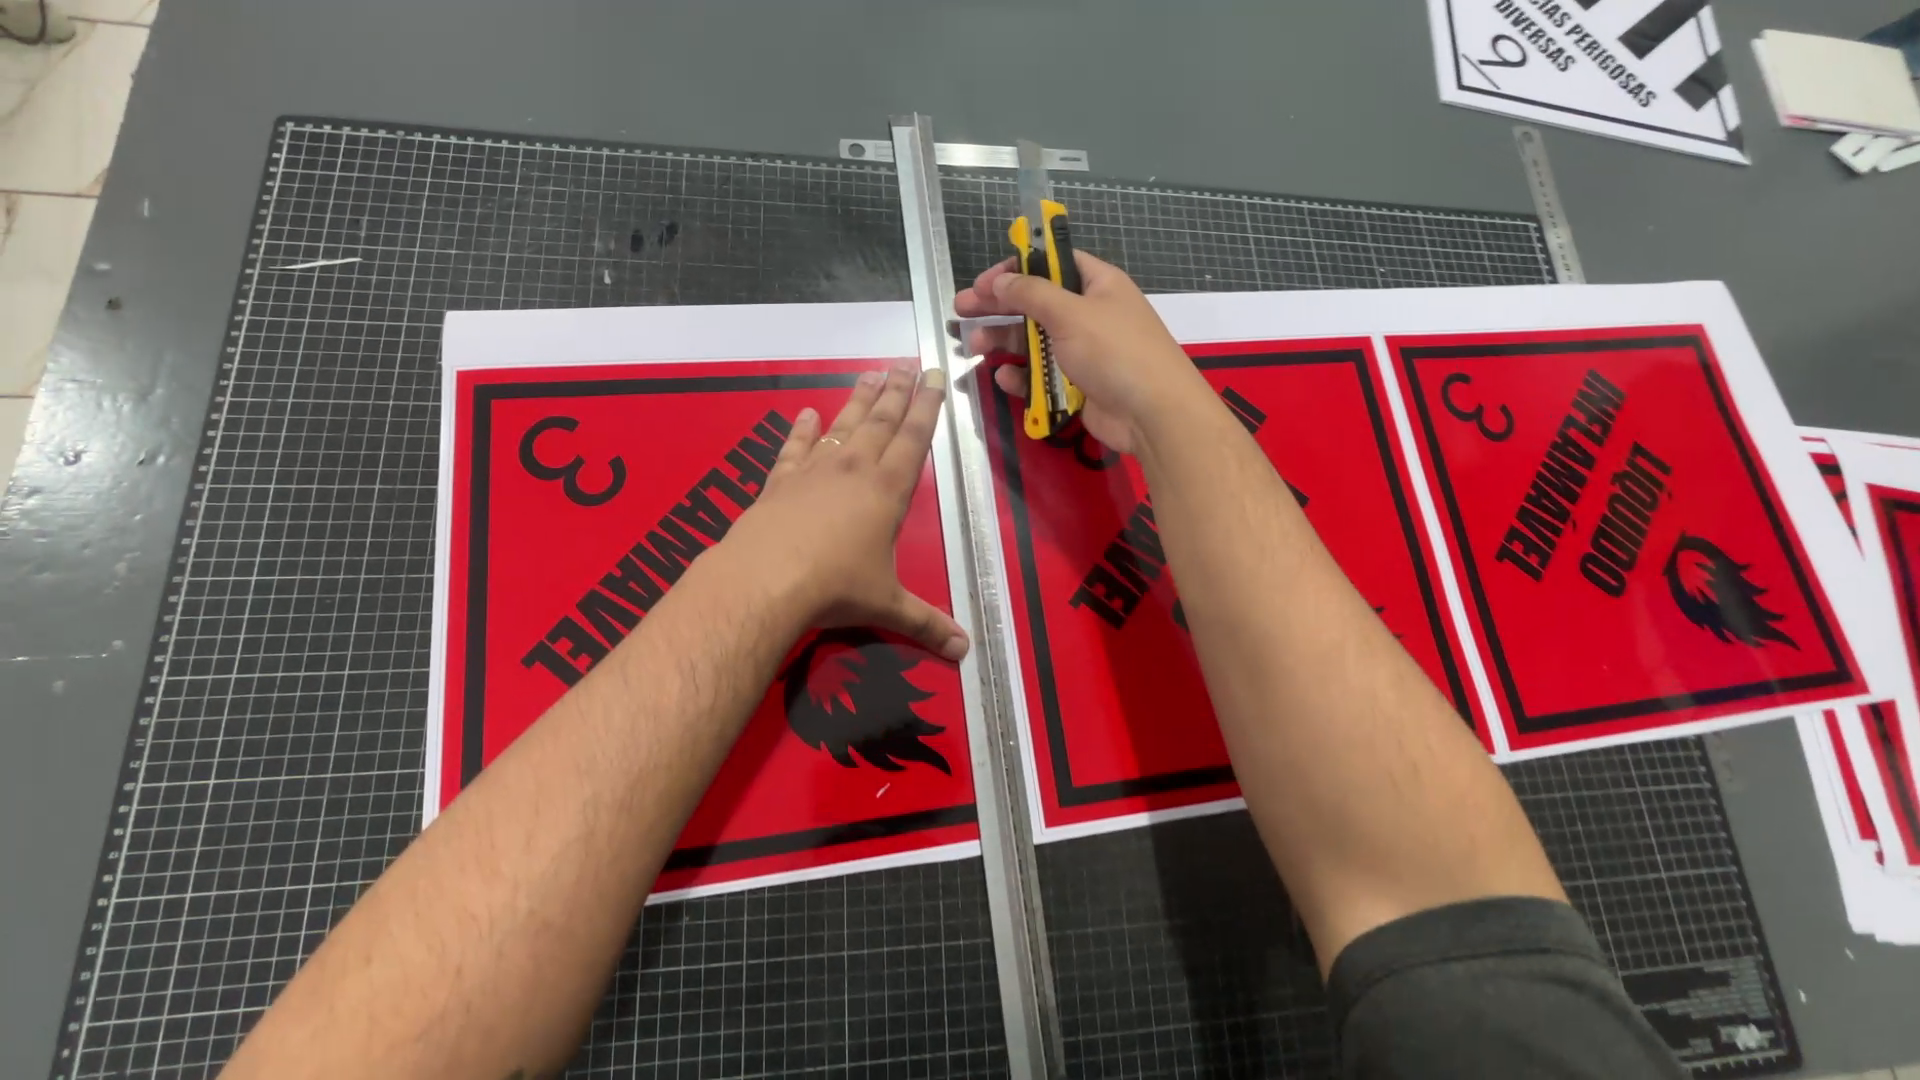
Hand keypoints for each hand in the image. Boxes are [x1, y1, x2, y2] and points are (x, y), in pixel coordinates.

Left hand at [711, 363, 969, 661]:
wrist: (766, 579)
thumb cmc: (836, 587)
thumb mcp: (887, 606)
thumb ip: (927, 624)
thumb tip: (965, 652)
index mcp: (887, 490)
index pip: (913, 439)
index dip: (926, 407)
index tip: (932, 376)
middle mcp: (853, 470)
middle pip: (880, 421)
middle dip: (897, 392)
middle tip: (906, 364)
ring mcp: (814, 471)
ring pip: (843, 425)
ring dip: (858, 399)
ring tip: (871, 374)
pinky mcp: (781, 482)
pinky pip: (795, 448)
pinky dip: (803, 430)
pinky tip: (808, 413)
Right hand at [954, 251, 1210, 454]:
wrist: (1152, 414)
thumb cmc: (1115, 352)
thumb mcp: (1071, 313)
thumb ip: (1031, 294)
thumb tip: (1001, 280)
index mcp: (1097, 285)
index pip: (1051, 264)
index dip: (1016, 269)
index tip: (984, 281)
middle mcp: (1090, 314)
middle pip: (1036, 304)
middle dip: (999, 308)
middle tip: (961, 311)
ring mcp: (1083, 352)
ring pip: (1034, 342)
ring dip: (1004, 342)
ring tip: (975, 347)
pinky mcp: (1078, 385)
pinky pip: (1042, 375)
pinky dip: (1023, 376)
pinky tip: (1005, 377)